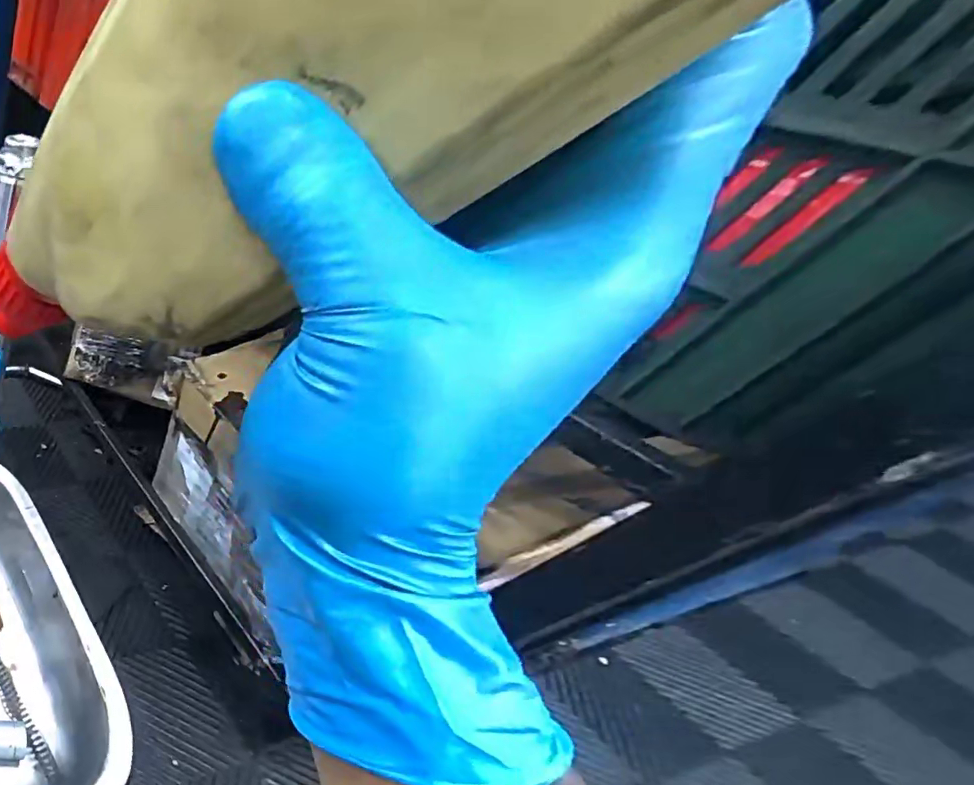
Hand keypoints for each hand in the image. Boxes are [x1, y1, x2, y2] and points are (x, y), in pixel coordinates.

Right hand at [213, 3, 810, 784]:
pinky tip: (316, 122)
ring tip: (369, 31)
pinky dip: (364, 155)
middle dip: (525, 22)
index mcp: (614, 229)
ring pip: (482, 136)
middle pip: (585, 79)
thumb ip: (328, 207)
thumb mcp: (379, 320)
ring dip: (431, 86)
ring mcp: (475, 262)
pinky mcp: (401, 286)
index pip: (721, 51)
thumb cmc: (393, 452)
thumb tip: (251, 107)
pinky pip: (396, 194)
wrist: (339, 543)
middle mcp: (559, 233)